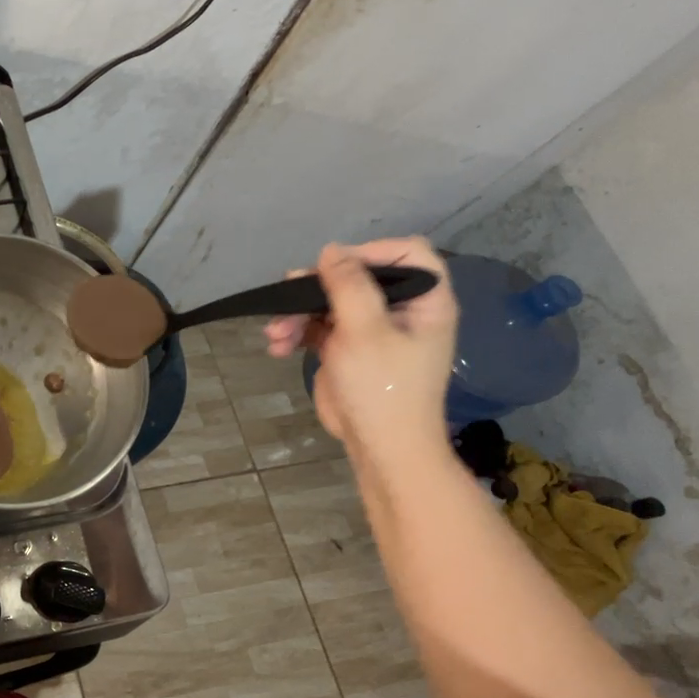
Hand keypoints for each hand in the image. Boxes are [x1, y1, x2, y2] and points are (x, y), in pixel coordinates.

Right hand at [263, 238, 456, 454]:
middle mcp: (400, 310)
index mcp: (424, 302)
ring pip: (328, 301)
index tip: (334, 267)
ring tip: (274, 333)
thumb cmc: (383, 387)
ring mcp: (370, 330)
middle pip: (356, 277)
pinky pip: (316, 326)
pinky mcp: (345, 348)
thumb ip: (349, 286)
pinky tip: (277, 346)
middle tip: (288, 295)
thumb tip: (331, 250)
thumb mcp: (366, 331)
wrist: (380, 447)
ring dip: (296, 313)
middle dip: (316, 288)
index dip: (371, 252)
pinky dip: (295, 332)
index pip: (407, 254)